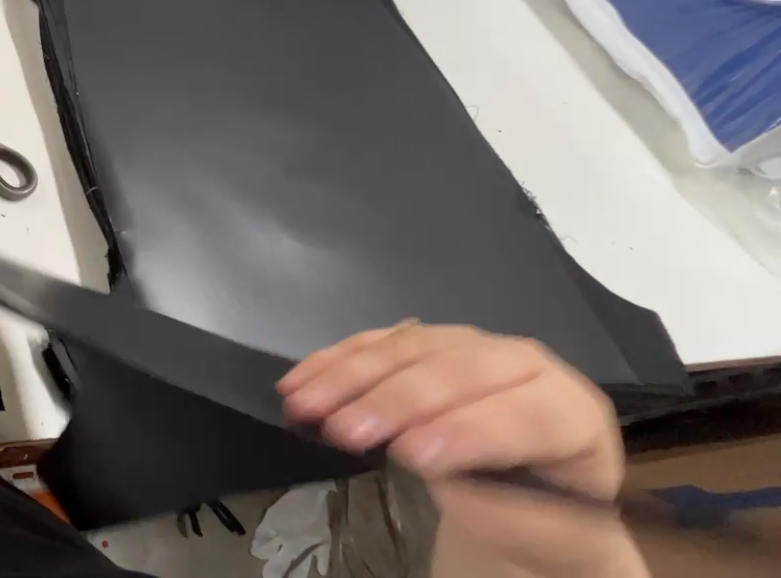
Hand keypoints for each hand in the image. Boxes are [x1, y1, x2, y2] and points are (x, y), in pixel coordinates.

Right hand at [279, 324, 644, 577]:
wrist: (530, 487)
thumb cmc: (541, 517)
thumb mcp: (538, 527)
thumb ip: (490, 493)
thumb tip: (417, 454)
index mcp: (569, 408)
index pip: (522, 414)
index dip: (466, 432)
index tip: (410, 458)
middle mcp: (516, 360)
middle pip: (451, 371)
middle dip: (390, 400)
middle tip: (342, 431)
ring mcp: (459, 341)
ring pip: (399, 349)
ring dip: (344, 376)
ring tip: (301, 405)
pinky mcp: (413, 339)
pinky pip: (366, 342)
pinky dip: (327, 362)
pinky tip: (296, 383)